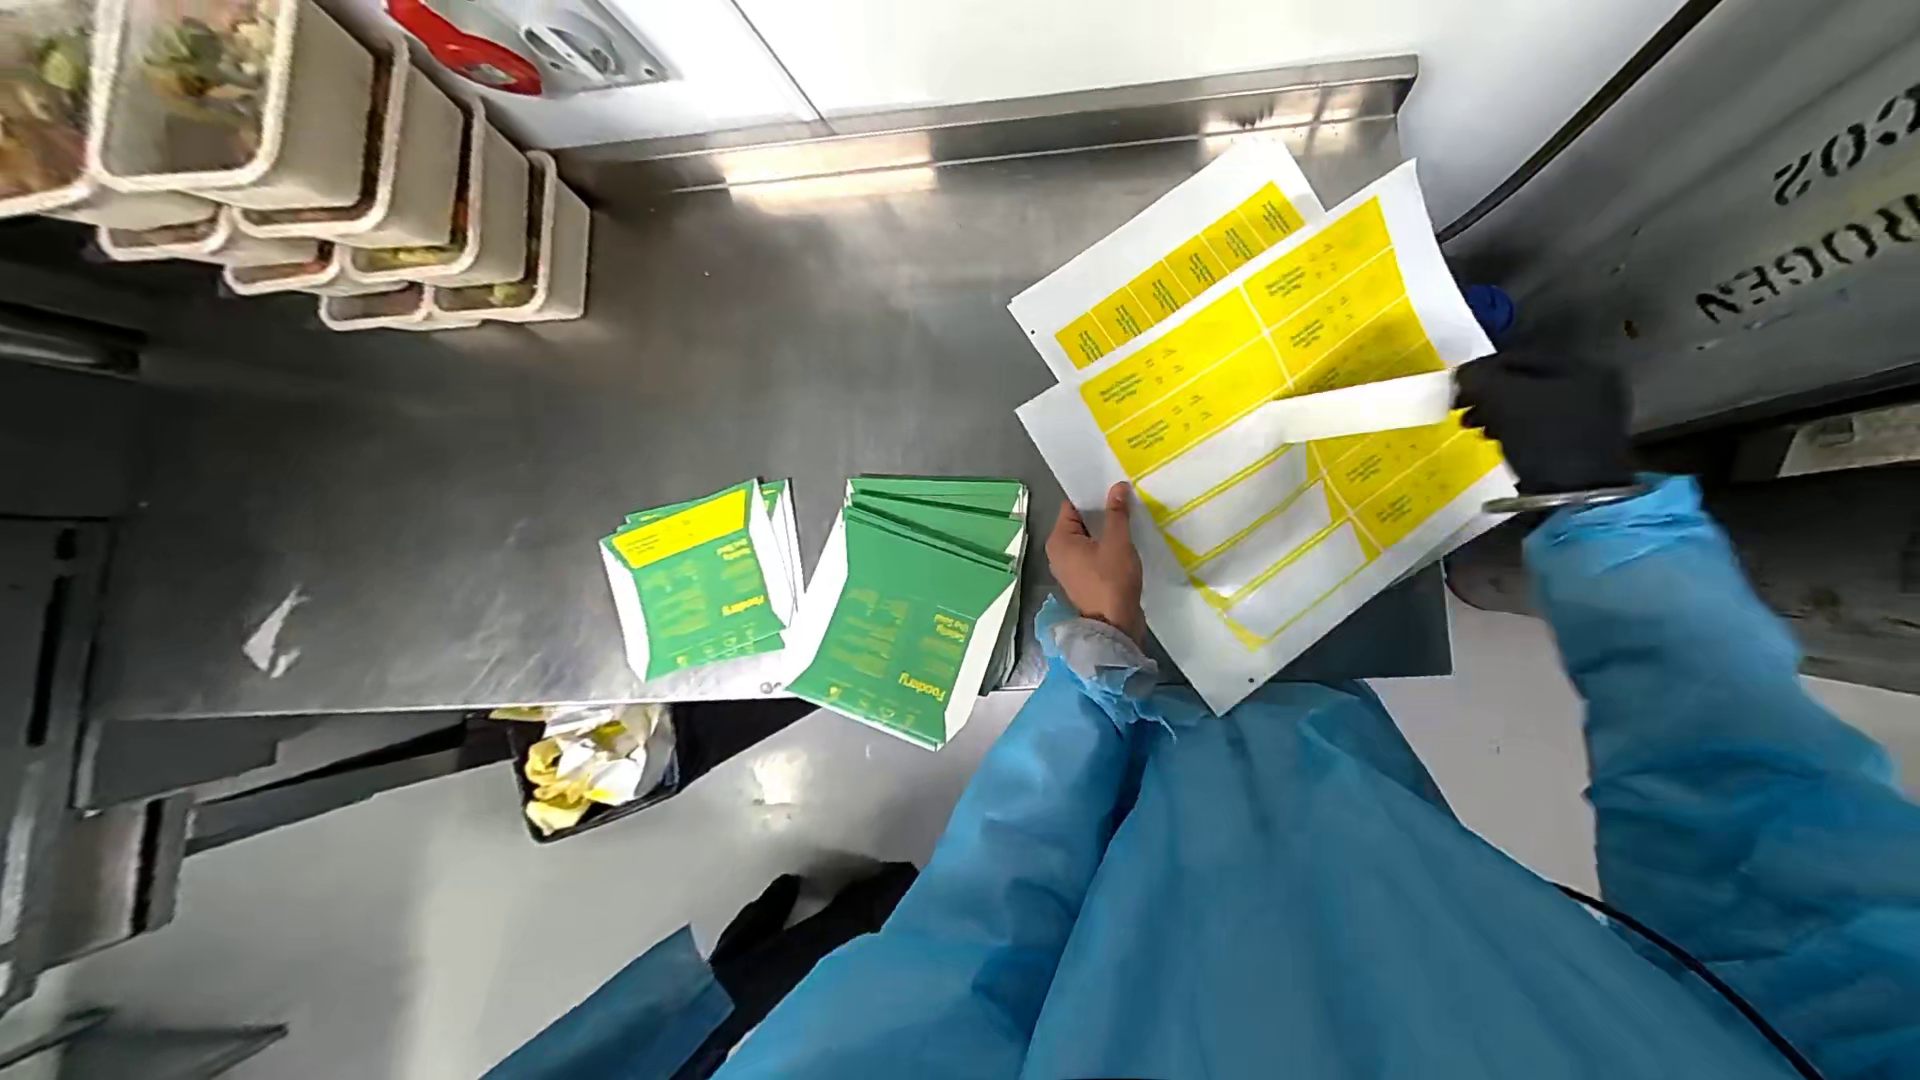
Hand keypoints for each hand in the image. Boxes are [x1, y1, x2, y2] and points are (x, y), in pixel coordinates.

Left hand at [1047, 482, 1145, 643]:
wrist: (1114, 625)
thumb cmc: (1111, 581)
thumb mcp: (1117, 542)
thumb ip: (1116, 513)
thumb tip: (1117, 487)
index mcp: (1059, 540)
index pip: (1071, 506)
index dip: (1091, 495)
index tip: (1112, 487)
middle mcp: (1058, 552)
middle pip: (1079, 522)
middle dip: (1100, 512)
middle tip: (1125, 500)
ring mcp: (1069, 567)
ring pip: (1088, 539)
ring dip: (1105, 530)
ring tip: (1128, 517)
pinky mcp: (1082, 579)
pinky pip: (1092, 554)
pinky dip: (1106, 547)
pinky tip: (1124, 541)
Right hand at [1454, 351, 1634, 494]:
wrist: (1575, 489)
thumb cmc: (1542, 436)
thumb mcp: (1504, 400)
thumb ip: (1479, 379)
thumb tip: (1461, 374)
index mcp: (1580, 367)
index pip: (1517, 358)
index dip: (1480, 370)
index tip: (1453, 387)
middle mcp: (1591, 384)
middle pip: (1523, 380)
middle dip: (1486, 394)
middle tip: (1459, 408)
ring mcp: (1589, 413)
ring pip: (1528, 402)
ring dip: (1494, 411)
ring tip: (1472, 425)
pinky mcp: (1578, 439)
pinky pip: (1536, 421)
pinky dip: (1510, 425)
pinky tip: (1494, 437)